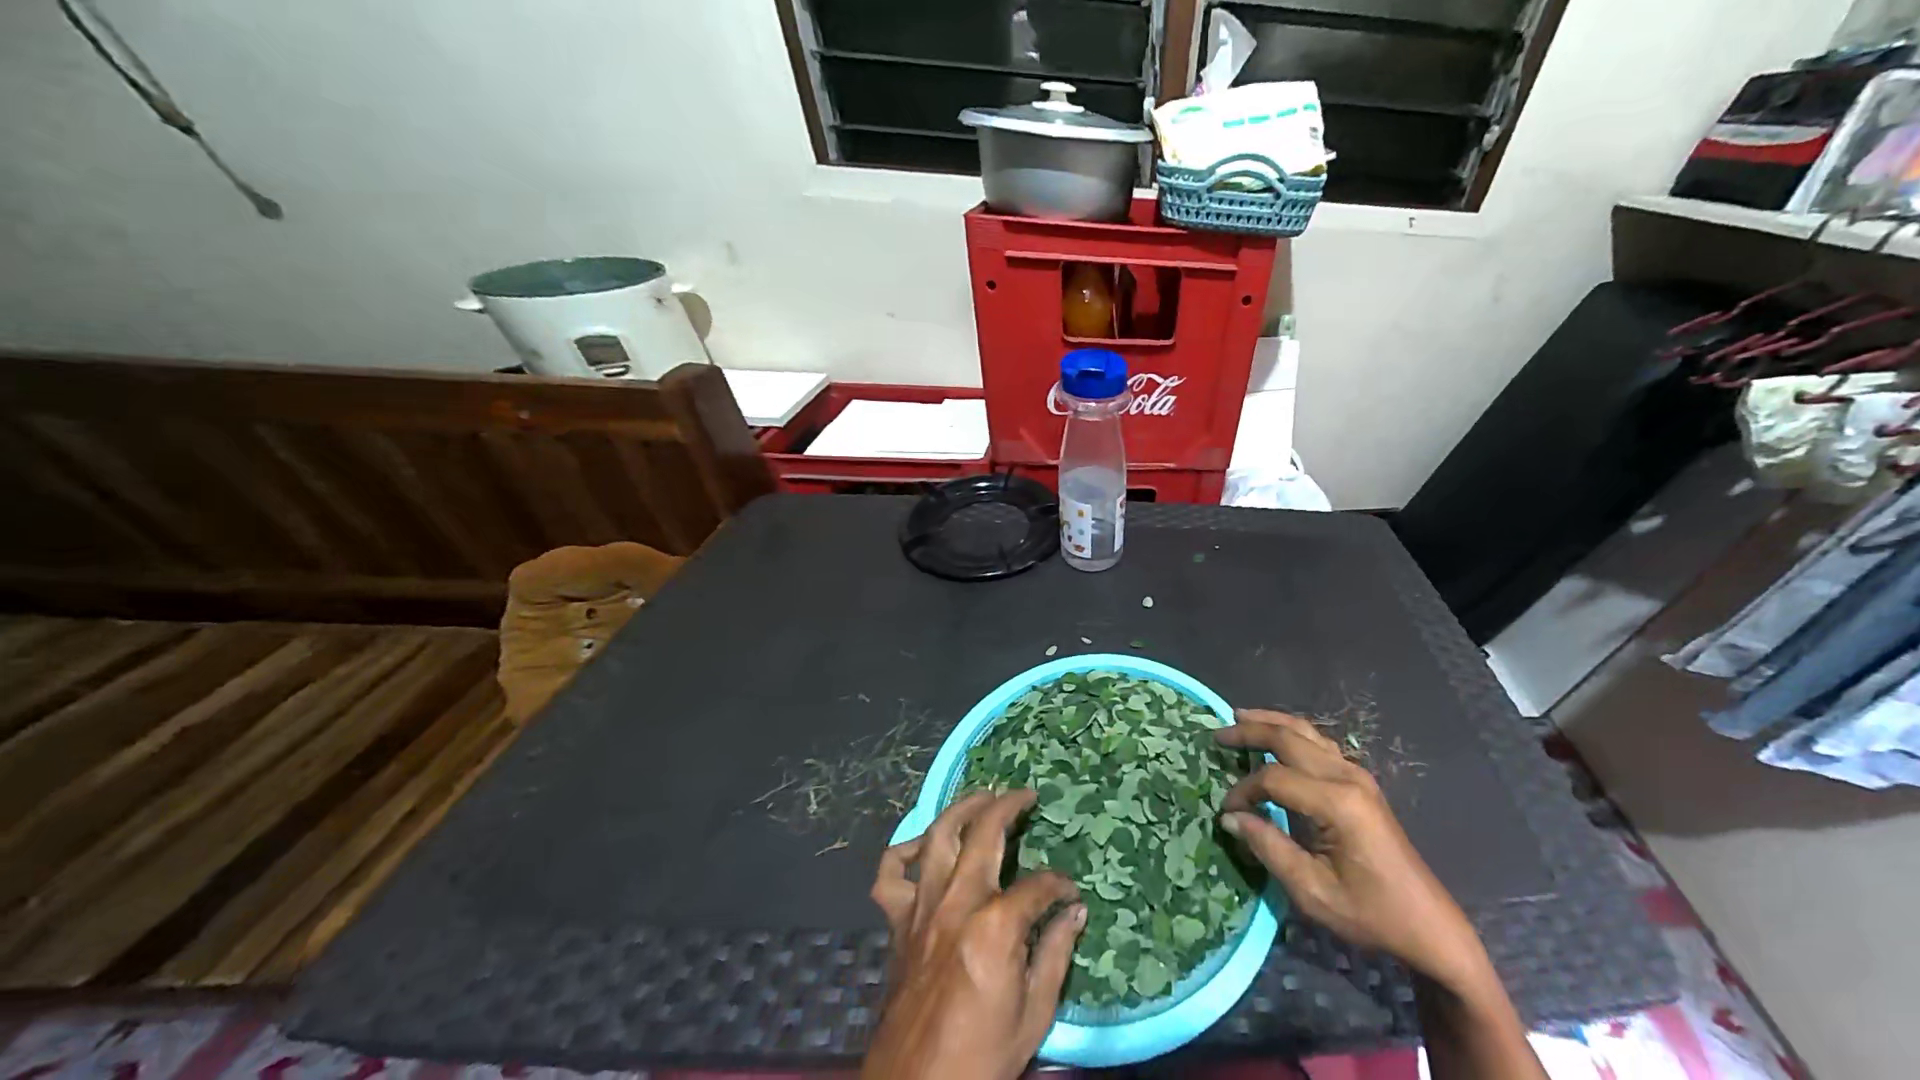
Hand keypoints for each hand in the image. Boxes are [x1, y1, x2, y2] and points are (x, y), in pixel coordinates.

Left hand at [863, 790, 1086, 1079]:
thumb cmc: (983, 1055)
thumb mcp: (1035, 1011)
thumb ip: (1056, 952)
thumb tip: (1075, 911)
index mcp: (994, 927)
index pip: (1037, 885)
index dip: (1059, 884)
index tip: (1070, 893)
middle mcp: (955, 902)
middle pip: (983, 834)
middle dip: (1007, 806)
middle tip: (1025, 795)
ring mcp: (920, 907)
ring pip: (937, 836)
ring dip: (960, 809)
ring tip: (982, 797)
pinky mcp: (897, 922)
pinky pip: (890, 872)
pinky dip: (904, 850)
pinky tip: (923, 845)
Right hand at [1214, 709, 1490, 992]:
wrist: (1429, 927)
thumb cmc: (1370, 913)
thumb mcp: (1311, 890)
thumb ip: (1267, 847)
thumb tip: (1230, 817)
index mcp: (1337, 804)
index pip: (1273, 778)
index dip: (1243, 791)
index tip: (1227, 813)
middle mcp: (1348, 778)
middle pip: (1290, 738)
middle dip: (1250, 731)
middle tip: (1217, 735)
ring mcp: (1359, 777)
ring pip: (1307, 732)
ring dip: (1271, 722)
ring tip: (1239, 718)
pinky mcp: (1362, 784)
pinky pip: (1320, 744)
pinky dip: (1292, 733)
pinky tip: (1276, 736)